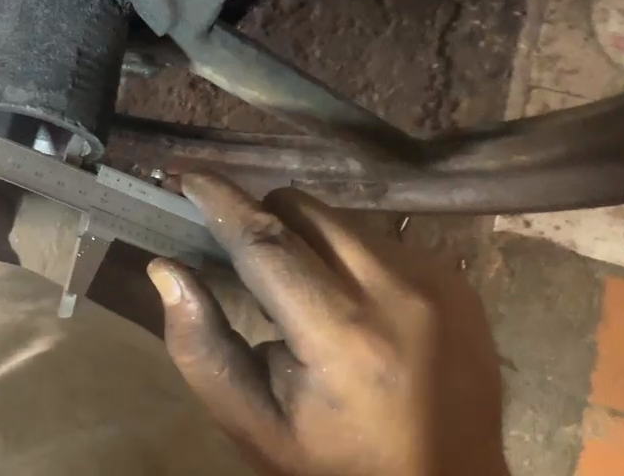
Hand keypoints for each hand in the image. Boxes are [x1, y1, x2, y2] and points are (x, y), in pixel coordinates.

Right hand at [149, 175, 507, 475]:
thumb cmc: (335, 464)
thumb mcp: (251, 423)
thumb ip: (200, 345)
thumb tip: (165, 267)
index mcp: (344, 338)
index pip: (265, 242)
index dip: (220, 201)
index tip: (184, 177)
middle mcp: (398, 295)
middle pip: (300, 210)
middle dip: (258, 218)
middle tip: (238, 256)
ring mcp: (436, 284)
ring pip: (336, 217)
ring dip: (301, 235)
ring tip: (296, 286)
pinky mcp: (458, 283)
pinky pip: (375, 235)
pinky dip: (343, 252)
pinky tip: (343, 298)